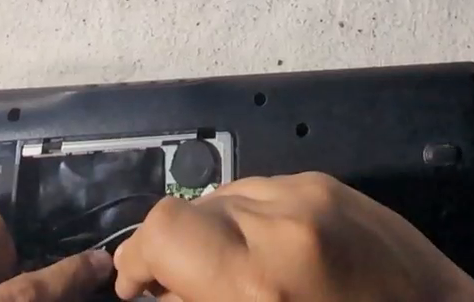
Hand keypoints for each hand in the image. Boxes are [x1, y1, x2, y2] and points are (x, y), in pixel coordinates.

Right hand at [112, 172, 473, 300]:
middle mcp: (285, 216)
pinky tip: (274, 255)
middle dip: (178, 249)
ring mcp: (314, 190)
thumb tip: (168, 290)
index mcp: (261, 275)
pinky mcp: (335, 183)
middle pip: (193, 207)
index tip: (138, 289)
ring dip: (217, 231)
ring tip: (235, 274)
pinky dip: (254, 219)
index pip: (166, 228)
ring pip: (229, 192)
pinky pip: (268, 188)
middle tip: (182, 291)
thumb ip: (205, 300)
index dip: (139, 258)